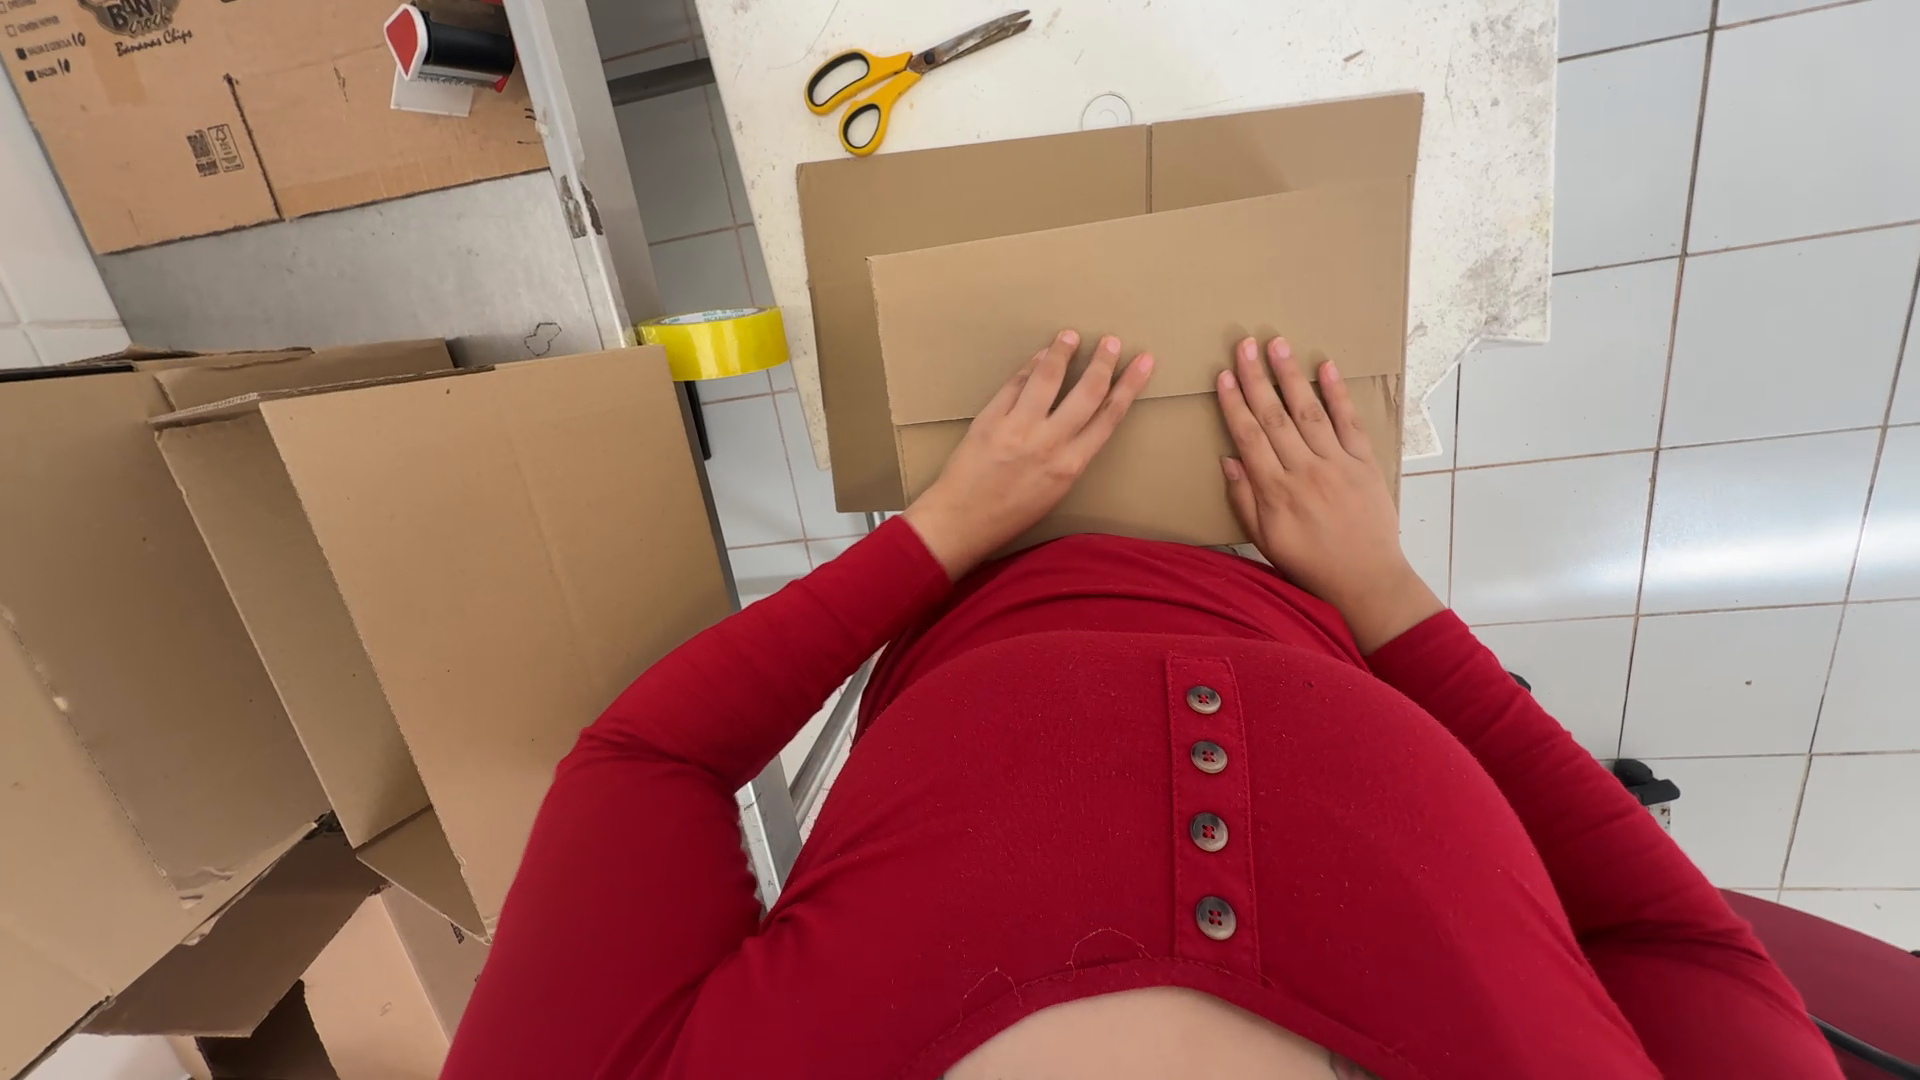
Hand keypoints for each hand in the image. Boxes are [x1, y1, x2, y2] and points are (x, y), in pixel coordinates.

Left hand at [904, 330, 1153, 579]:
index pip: (1110, 415)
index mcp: (1071, 466)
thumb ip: (1070, 456)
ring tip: (1070, 336)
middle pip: (1087, 391)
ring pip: (1048, 378)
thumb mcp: (1054, 492)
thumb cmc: (1009, 513)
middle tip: (1112, 341)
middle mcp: (1049, 444)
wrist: (962, 521)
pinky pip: (1015, 384)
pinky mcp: (990, 420)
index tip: (1144, 361)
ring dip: (1062, 351)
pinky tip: (1039, 355)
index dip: (1130, 384)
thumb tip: (1080, 418)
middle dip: (1104, 361)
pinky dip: (1030, 366)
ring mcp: (1018, 429)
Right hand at [1215, 336, 1440, 652]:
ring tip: (1278, 345)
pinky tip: (1325, 368)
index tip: (1225, 376)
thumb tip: (1229, 460)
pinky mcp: (1364, 463)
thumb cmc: (1307, 562)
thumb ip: (1245, 499)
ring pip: (1309, 411)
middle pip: (1275, 416)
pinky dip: (1337, 394)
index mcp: (1275, 490)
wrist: (1365, 579)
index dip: (1235, 404)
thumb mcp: (1263, 539)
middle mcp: (1305, 471)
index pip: (1249, 437)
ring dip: (1291, 376)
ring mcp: (1337, 464)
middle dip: (1258, 378)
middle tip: (1245, 345)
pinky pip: (1349, 422)